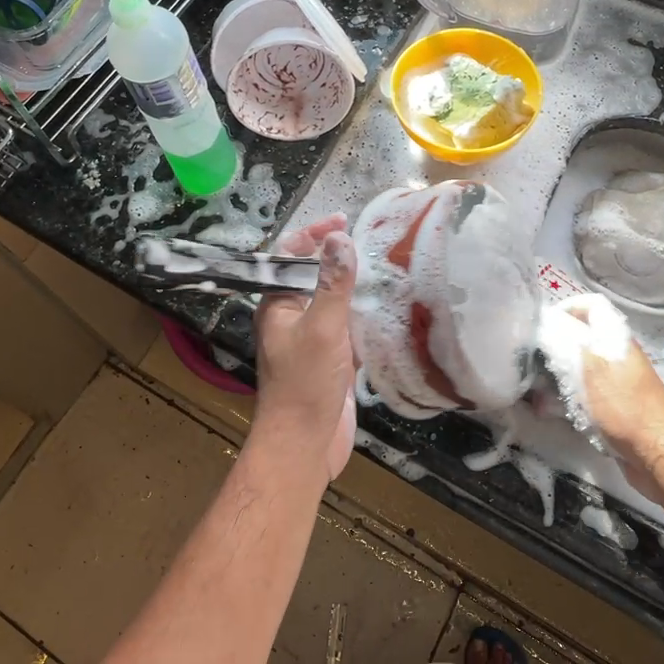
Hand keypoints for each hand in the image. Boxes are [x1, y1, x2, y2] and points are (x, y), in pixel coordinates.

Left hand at [253, 214, 357, 480]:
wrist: (304, 445)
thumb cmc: (305, 383)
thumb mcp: (322, 327)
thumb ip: (332, 283)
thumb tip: (339, 237)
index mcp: (277, 305)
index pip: (288, 255)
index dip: (312, 233)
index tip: (342, 219)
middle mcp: (290, 318)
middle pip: (310, 276)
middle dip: (335, 256)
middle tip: (368, 240)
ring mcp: (310, 340)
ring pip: (330, 302)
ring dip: (352, 285)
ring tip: (383, 267)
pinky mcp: (329, 361)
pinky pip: (345, 328)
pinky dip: (362, 314)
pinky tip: (387, 309)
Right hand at [552, 298, 663, 503]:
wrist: (659, 456)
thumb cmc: (624, 407)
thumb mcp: (592, 367)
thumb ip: (569, 341)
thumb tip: (549, 321)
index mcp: (615, 339)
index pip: (591, 306)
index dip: (567, 307)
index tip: (542, 324)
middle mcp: (616, 356)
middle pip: (581, 339)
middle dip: (554, 348)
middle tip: (531, 361)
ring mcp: (615, 383)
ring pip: (578, 369)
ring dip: (556, 378)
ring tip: (535, 392)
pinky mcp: (612, 408)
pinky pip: (583, 395)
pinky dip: (566, 400)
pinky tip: (550, 412)